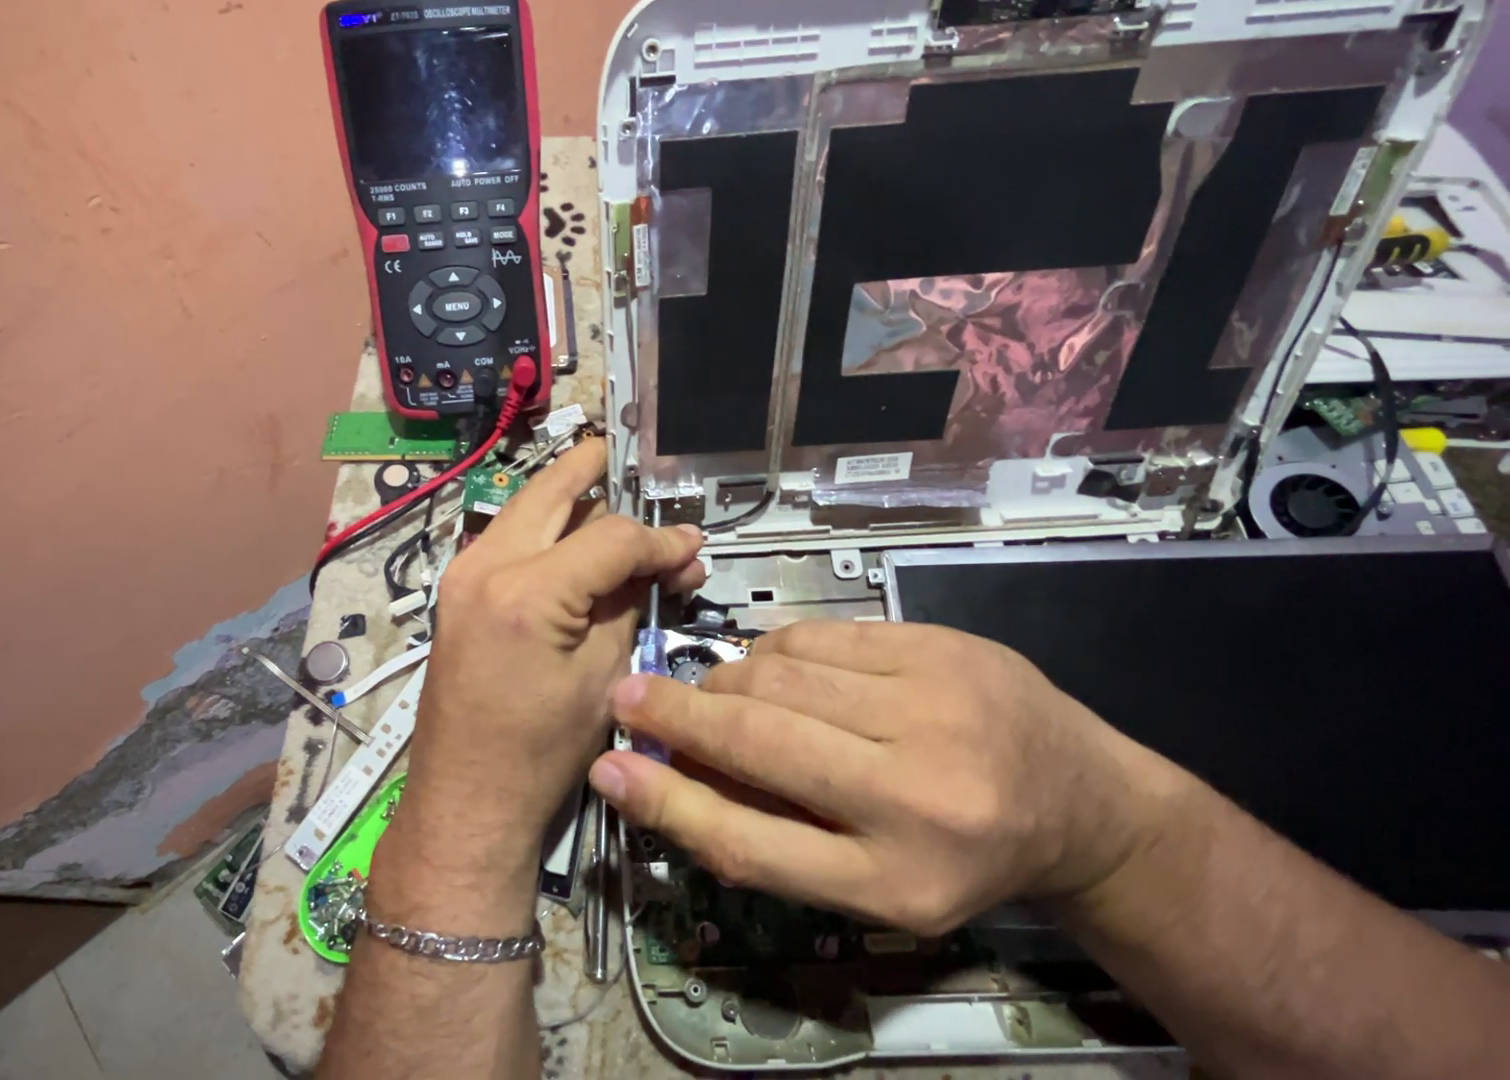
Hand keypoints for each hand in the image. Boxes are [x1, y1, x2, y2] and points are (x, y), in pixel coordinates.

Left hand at [395, 438, 705, 880]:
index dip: (659, 539)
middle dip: (595, 471)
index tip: (691, 547)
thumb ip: (631, 603)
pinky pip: (506, 538)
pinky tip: (572, 538)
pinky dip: (542, 528)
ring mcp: (462, 576)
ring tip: (610, 494)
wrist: (467, 797)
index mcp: (528, 592)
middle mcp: (486, 567)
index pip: (611, 536)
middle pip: (553, 492)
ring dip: (567, 497)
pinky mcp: (456, 592)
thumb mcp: (603, 678)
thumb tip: (670, 562)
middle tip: (631, 461)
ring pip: (524, 509)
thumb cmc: (540, 752)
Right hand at [588, 620, 1185, 934]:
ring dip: (727, 680)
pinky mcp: (941, 643)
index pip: (753, 840)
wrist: (1079, 801)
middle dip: (677, 711)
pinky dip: (776, 652)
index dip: (668, 801)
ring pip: (779, 671)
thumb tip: (648, 777)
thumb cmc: (957, 857)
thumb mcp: (864, 885)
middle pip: (758, 734)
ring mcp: (937, 700)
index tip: (607, 766)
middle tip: (632, 698)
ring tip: (722, 696)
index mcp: (899, 877)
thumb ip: (757, 838)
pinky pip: (818, 635)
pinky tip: (780, 673)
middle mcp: (922, 789)